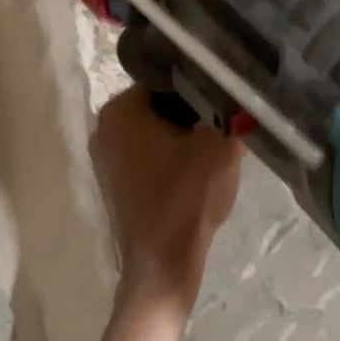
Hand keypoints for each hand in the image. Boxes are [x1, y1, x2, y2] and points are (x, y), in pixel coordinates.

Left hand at [91, 87, 244, 312]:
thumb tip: (236, 97)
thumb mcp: (221, 145)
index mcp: (120, 108)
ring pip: (155, 133)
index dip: (200, 85)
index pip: (166, 79)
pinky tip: (198, 171)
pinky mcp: (116, 185)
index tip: (225, 97)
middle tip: (226, 121)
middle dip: (192, 112)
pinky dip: (172, 159)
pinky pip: (149, 157)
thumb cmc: (187, 195)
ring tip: (217, 145)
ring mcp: (106, 159)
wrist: (164, 262)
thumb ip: (228, 113)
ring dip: (184, 136)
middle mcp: (104, 128)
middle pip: (158, 106)